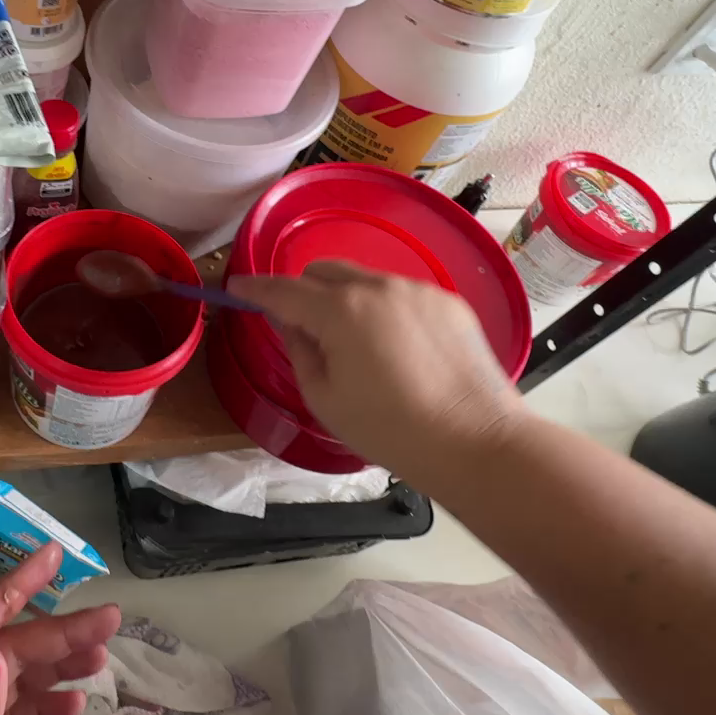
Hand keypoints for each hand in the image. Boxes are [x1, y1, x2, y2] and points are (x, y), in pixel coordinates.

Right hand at [228, 259, 524, 472]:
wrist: (477, 444)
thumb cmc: (391, 431)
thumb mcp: (325, 398)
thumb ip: (299, 350)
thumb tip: (289, 323)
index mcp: (339, 311)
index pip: (283, 290)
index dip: (255, 288)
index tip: (238, 286)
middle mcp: (377, 287)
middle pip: (323, 270)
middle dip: (304, 290)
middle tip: (304, 326)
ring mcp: (416, 289)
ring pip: (363, 278)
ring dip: (345, 298)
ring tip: (357, 343)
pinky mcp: (447, 301)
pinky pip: (399, 292)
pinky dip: (384, 309)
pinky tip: (398, 349)